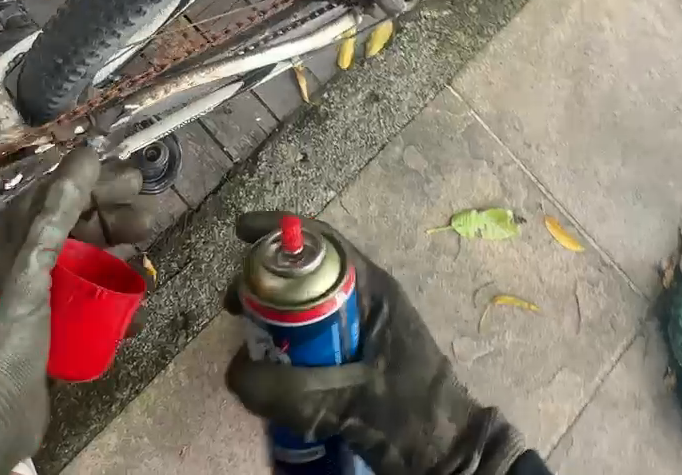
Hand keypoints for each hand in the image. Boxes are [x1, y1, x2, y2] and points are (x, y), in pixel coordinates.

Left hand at [0, 149, 149, 474]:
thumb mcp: (24, 275)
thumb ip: (55, 215)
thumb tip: (87, 152)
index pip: (51, 196)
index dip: (95, 183)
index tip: (135, 180)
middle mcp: (10, 265)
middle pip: (70, 228)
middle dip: (112, 221)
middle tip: (149, 221)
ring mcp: (26, 304)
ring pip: (81, 267)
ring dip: (116, 262)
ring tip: (145, 267)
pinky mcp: (42, 338)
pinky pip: (82, 309)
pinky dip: (110, 307)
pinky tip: (136, 314)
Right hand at [221, 213, 527, 474]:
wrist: (449, 453)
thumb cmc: (407, 412)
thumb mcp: (346, 399)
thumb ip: (289, 390)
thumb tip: (234, 374)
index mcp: (372, 287)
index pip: (321, 240)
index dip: (279, 229)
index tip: (241, 231)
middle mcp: (366, 295)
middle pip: (307, 268)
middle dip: (265, 278)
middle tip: (232, 303)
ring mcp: (363, 323)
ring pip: (308, 300)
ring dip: (274, 312)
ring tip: (247, 338)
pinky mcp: (358, 352)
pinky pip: (314, 331)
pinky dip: (288, 338)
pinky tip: (270, 363)